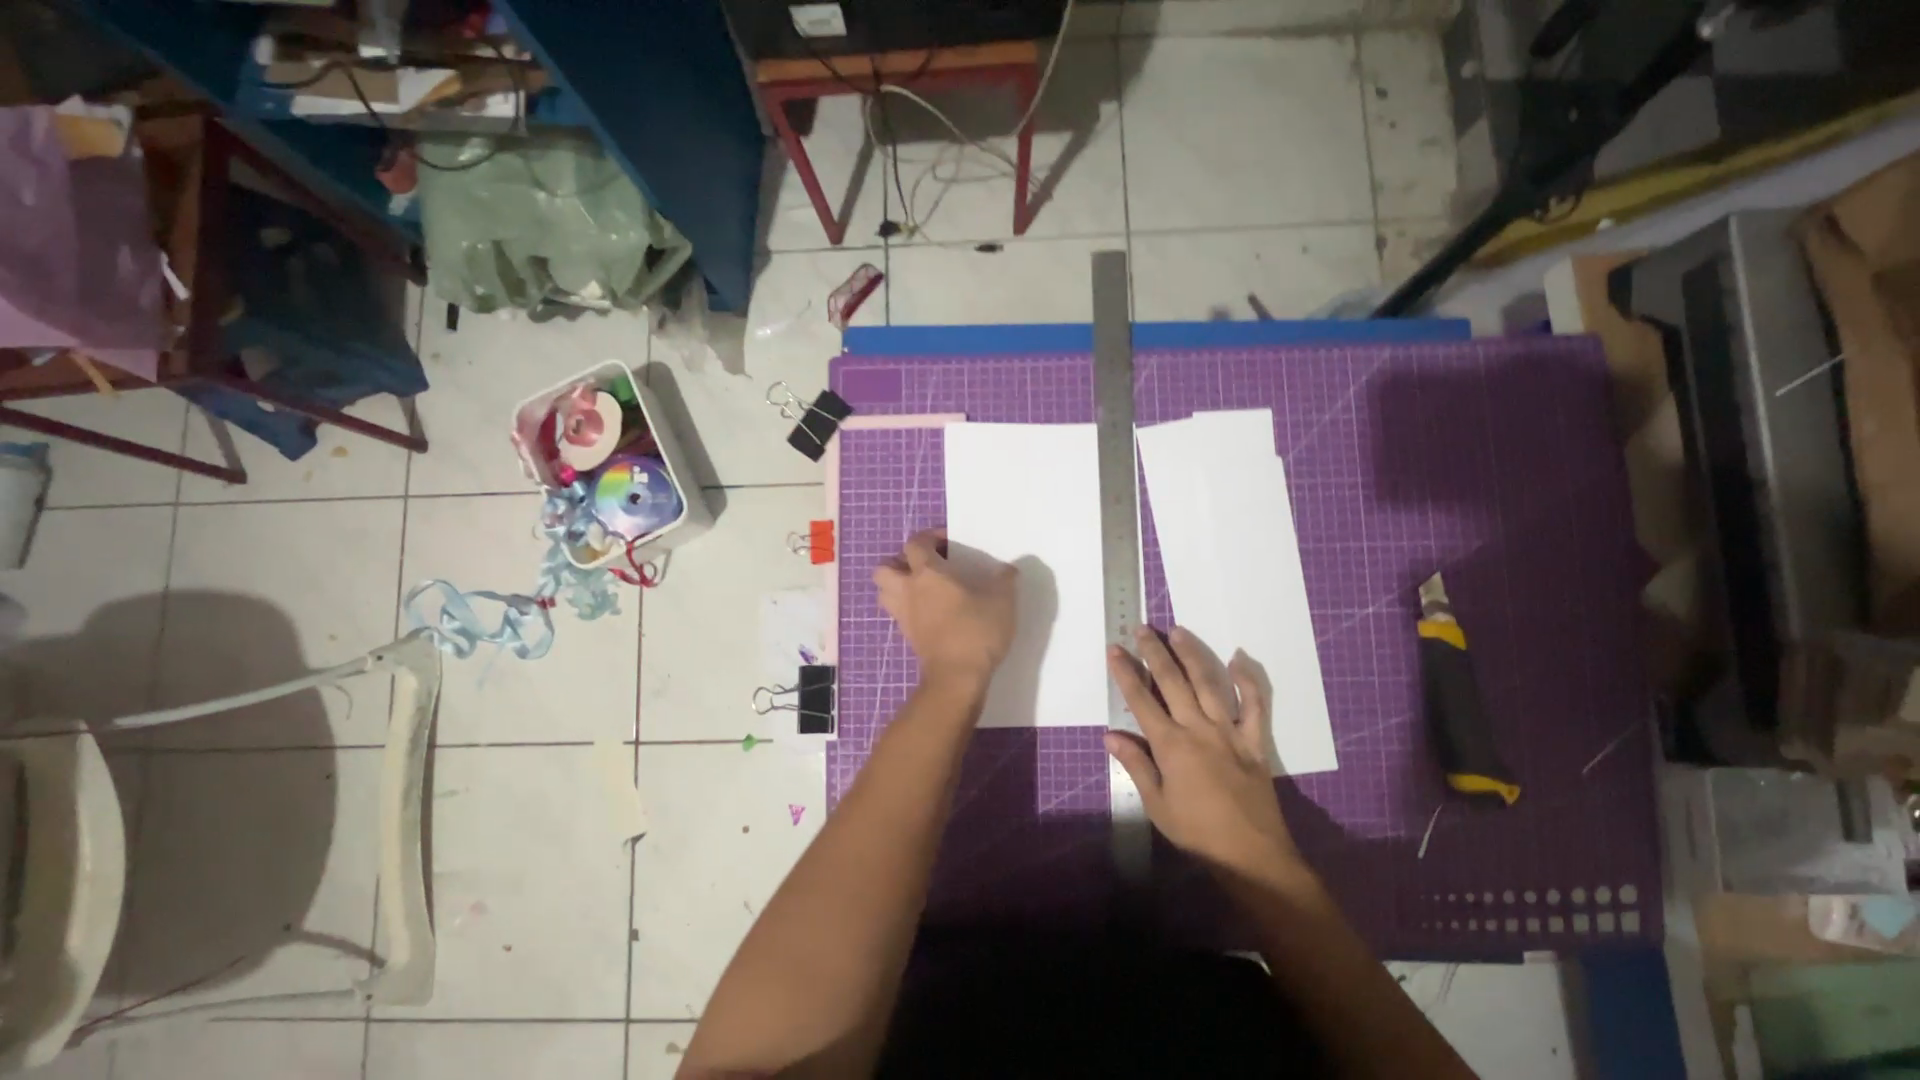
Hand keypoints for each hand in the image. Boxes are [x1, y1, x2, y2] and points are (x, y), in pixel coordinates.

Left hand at [874, 528, 1017, 687]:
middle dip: (899, 563)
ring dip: (897, 586)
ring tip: (923, 589)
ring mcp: (904, 616)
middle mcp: (908, 591)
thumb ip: (1005, 580)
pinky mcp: (908, 637)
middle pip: (884, 568)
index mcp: (927, 573)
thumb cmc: (977, 631)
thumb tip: (1008, 569)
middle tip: (924, 567)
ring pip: (884, 592)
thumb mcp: (1002, 600)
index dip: (929, 538)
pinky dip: (908, 608)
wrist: (957, 677)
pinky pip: (898, 614)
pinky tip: (931, 612)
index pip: (915, 544)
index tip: (948, 543)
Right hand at [1106, 625, 1303, 884]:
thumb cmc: (1196, 833)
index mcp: (1170, 746)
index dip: (1126, 673)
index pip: (1142, 701)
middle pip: (1173, 683)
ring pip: (1210, 684)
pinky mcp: (1255, 741)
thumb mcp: (1156, 805)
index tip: (1115, 649)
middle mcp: (1199, 729)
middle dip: (1155, 653)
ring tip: (1179, 632)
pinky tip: (1238, 658)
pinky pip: (1255, 705)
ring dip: (1193, 655)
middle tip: (1143, 628)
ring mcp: (1230, 732)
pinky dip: (1248, 680)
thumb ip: (1136, 765)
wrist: (1251, 854)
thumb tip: (1112, 735)